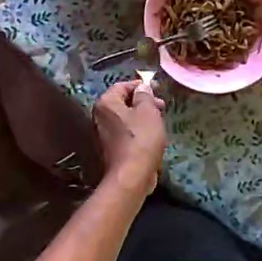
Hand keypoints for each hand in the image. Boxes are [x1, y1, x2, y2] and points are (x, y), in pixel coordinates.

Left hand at [93, 79, 166, 194]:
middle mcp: (100, 116)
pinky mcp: (112, 148)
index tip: (157, 89)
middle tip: (161, 106)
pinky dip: (138, 131)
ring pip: (126, 118)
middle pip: (123, 102)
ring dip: (142, 117)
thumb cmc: (141, 138)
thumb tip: (142, 87)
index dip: (140, 85)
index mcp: (106, 103)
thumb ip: (145, 95)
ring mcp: (104, 134)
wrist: (132, 175)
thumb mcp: (148, 111)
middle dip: (143, 102)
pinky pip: (126, 133)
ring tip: (160, 121)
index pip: (122, 85)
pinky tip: (152, 136)